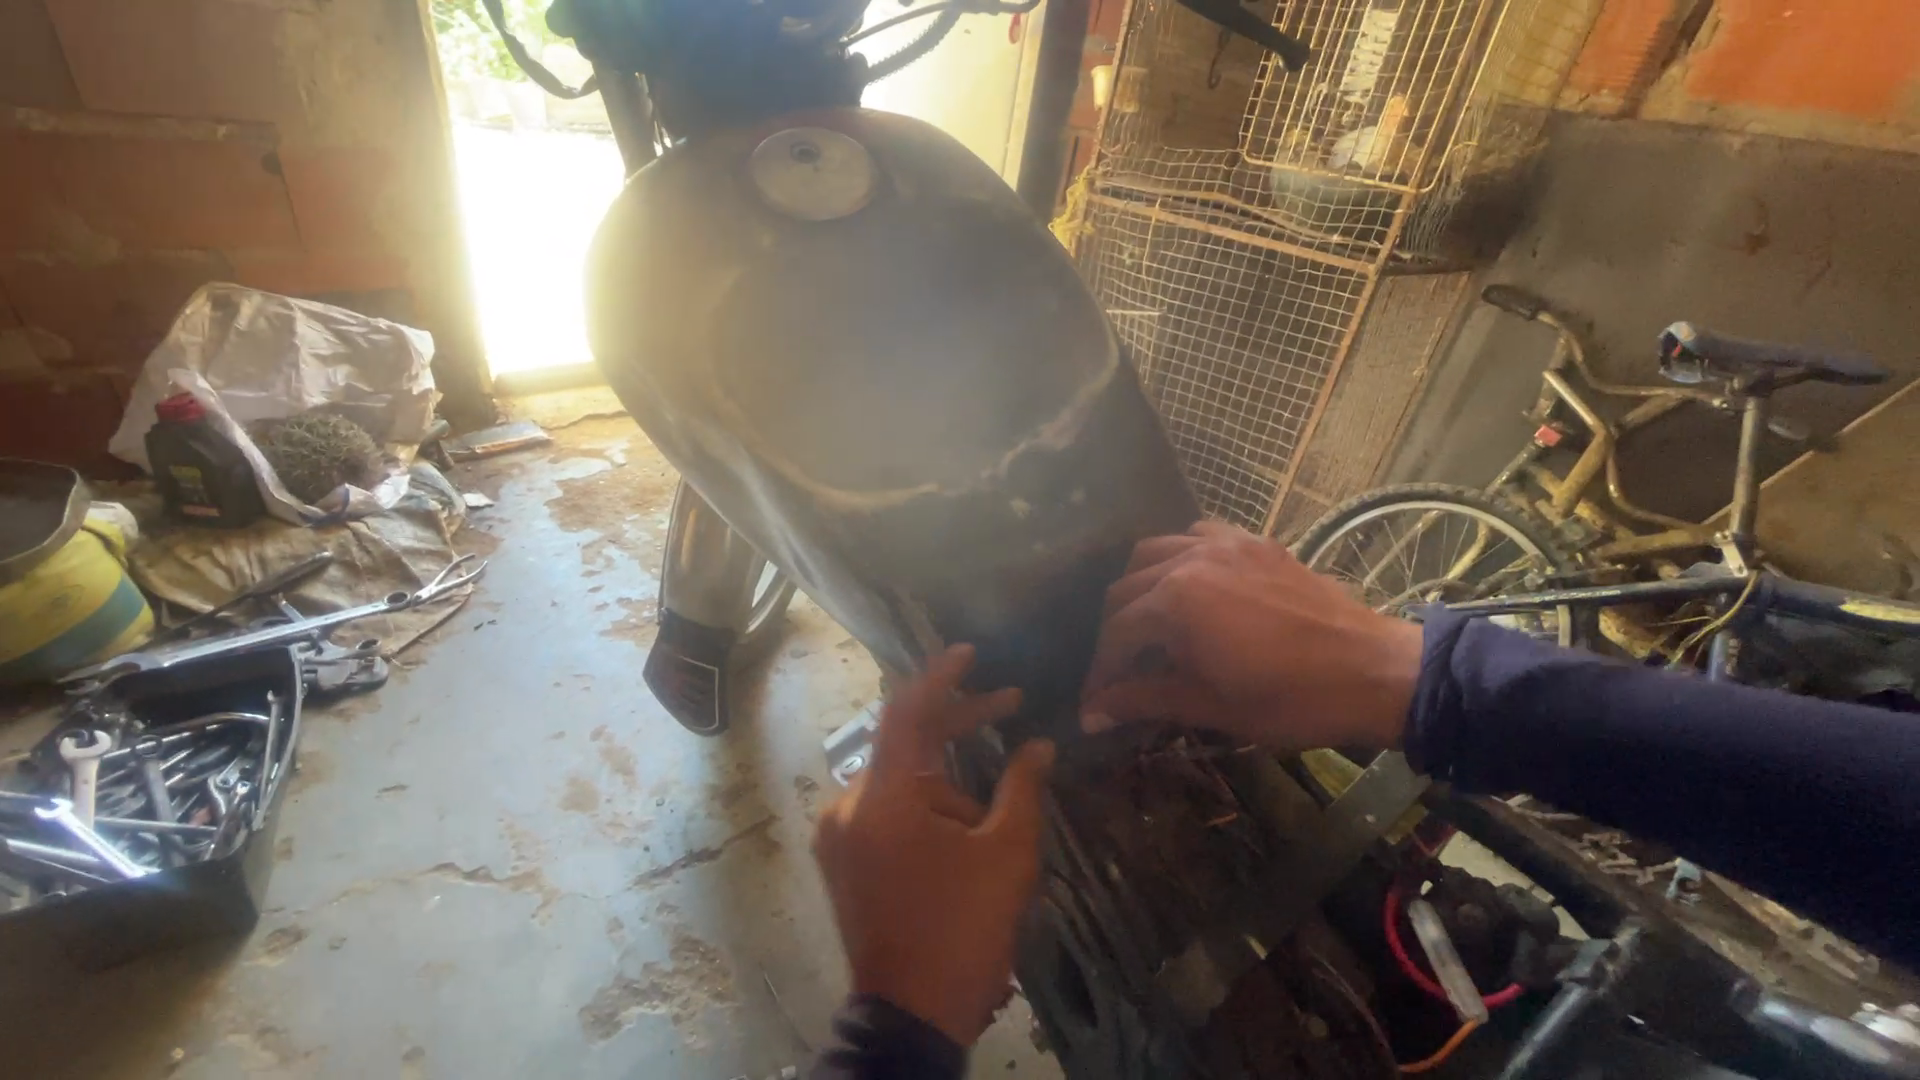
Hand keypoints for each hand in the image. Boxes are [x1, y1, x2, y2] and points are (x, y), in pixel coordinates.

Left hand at [813, 645, 1056, 1045]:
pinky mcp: (840, 857)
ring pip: (902, 782)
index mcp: (882, 797)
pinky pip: (886, 809)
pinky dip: (925, 809)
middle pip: (906, 743)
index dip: (941, 675)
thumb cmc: (963, 929)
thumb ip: (1023, 787)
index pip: (906, 711)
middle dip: (960, 725)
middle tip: (1011, 705)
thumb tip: (1040, 743)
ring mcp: (838, 833)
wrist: (911, 1015)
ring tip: (991, 826)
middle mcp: (847, 803)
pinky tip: (961, 838)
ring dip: (949, 788)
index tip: (970, 652)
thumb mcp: (1007, 853)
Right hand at [1079, 521, 1422, 750]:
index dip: (1100, 671)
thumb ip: (1141, 700)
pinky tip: (1189, 583)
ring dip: (1139, 587)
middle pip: (1125, 589)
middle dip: (1114, 632)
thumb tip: (1089, 714)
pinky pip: (1196, 534)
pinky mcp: (1253, 541)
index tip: (1094, 703)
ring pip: (1153, 552)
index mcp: (1174, 602)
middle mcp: (1188, 560)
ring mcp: (1223, 544)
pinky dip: (1179, 556)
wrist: (1374, 672)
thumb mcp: (1208, 705)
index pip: (1115, 634)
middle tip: (1119, 670)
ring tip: (1147, 623)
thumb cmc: (1289, 699)